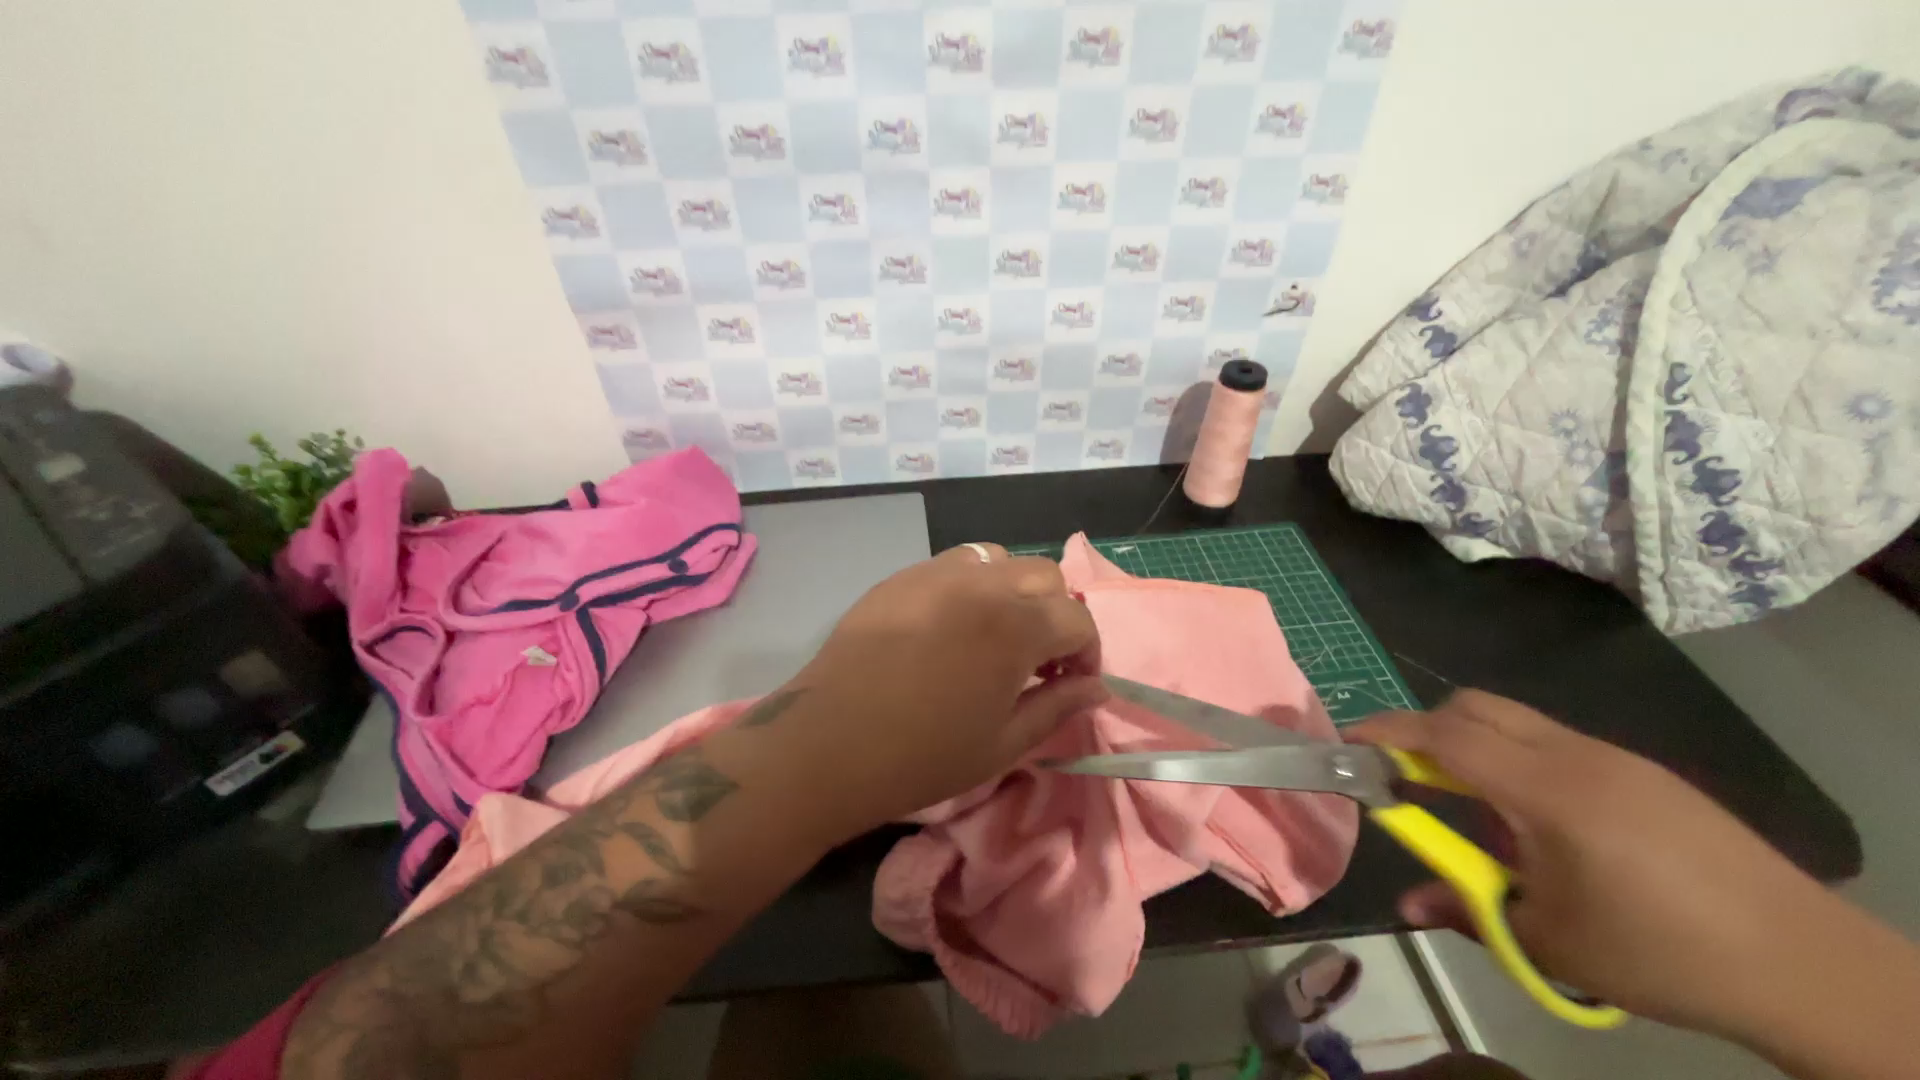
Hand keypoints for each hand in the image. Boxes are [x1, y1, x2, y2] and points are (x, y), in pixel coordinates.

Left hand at [761, 543, 1105, 838]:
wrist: (827, 746)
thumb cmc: (922, 757)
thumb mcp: (1003, 744)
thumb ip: (1057, 707)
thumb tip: (1097, 688)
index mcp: (1015, 626)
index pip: (1078, 619)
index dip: (1088, 653)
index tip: (1074, 684)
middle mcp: (981, 585)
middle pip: (1045, 577)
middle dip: (1056, 615)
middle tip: (1039, 662)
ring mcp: (935, 574)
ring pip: (999, 560)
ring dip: (1013, 592)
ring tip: (996, 635)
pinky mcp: (899, 578)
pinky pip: (953, 565)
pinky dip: (971, 586)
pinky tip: (951, 628)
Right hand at [1350, 691, 1854, 1038]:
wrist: (1807, 966)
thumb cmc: (1663, 955)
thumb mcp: (1549, 941)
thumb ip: (1465, 910)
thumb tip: (1407, 904)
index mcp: (1547, 791)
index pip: (1446, 737)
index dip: (1388, 733)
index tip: (1349, 744)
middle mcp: (1576, 756)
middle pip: (1475, 708)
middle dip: (1424, 731)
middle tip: (1405, 779)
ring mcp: (1615, 759)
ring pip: (1516, 721)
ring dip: (1473, 747)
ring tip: (1475, 813)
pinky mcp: (1644, 774)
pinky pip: (1554, 744)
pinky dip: (1516, 763)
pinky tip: (1537, 825)